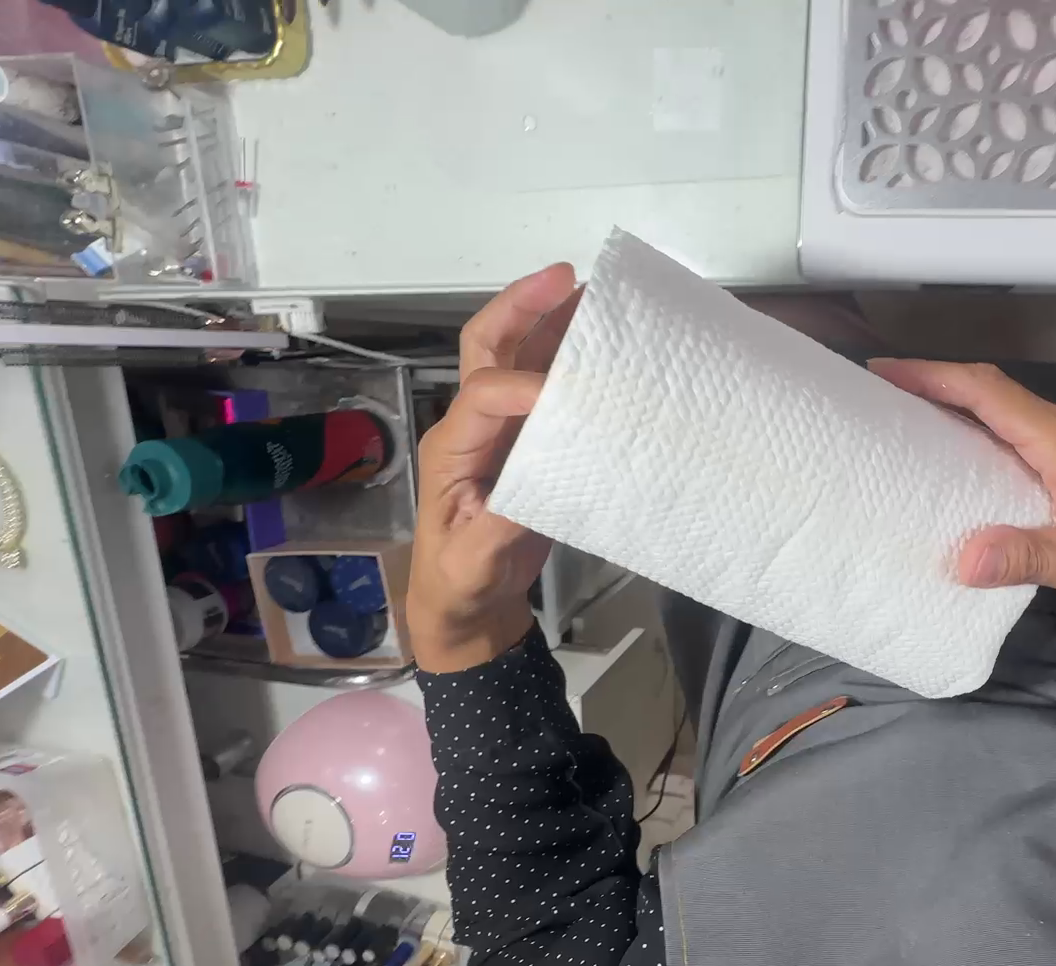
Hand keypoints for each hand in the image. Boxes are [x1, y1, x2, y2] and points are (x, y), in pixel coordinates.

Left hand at [407, 264, 578, 671]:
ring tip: (594, 297)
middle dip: (523, 306)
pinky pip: (545, 391)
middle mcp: (474, 425)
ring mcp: (502, 431)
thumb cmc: (460, 579)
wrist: (467, 599)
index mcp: (454, 447)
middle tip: (567, 277)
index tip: (571, 397)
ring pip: (518, 359)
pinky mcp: (527, 444)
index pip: (487, 395)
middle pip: (489, 347)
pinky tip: (601, 354)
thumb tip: (534, 489)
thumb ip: (498, 525)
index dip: (527, 387)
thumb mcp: (473, 561)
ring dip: (552, 322)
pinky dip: (570, 363)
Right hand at [870, 360, 1055, 627]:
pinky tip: (959, 464)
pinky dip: (980, 436)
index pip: (986, 389)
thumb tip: (958, 560)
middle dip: (932, 386)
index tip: (881, 373)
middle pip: (989, 391)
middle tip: (879, 401)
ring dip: (955, 410)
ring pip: (1003, 412)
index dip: (931, 375)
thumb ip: (1022, 556)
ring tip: (904, 428)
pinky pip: (1017, 435)